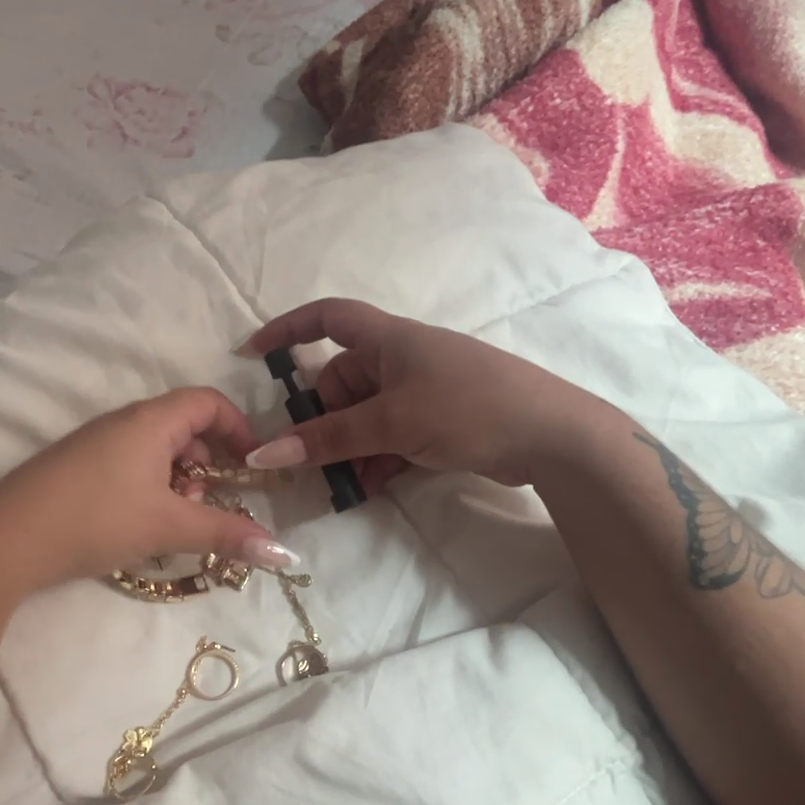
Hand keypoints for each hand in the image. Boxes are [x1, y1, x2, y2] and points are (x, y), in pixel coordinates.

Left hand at [0, 387, 296, 592]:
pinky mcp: (76, 469)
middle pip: (184, 426)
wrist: (5, 540)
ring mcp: (95, 444)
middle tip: (206, 501)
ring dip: (178, 480)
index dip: (238, 426)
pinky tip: (139, 526)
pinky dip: (150, 489)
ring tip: (173, 519)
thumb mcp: (168, 526)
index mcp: (150, 421)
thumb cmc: (96, 519)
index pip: (207, 400)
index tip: (251, 465)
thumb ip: (227, 533)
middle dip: (207, 462)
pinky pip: (129, 466)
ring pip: (156, 450)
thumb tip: (283, 553)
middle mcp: (123, 422)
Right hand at [244, 298, 600, 489]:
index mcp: (389, 339)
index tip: (253, 354)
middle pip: (342, 383)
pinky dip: (378, 457)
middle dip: (324, 422)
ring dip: (351, 448)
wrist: (551, 435)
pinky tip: (373, 485)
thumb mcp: (390, 422)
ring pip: (366, 417)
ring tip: (348, 484)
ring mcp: (423, 391)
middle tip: (313, 461)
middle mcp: (402, 359)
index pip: (327, 318)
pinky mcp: (440, 421)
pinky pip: (391, 435)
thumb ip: (328, 440)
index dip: (287, 330)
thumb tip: (265, 455)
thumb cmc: (466, 407)